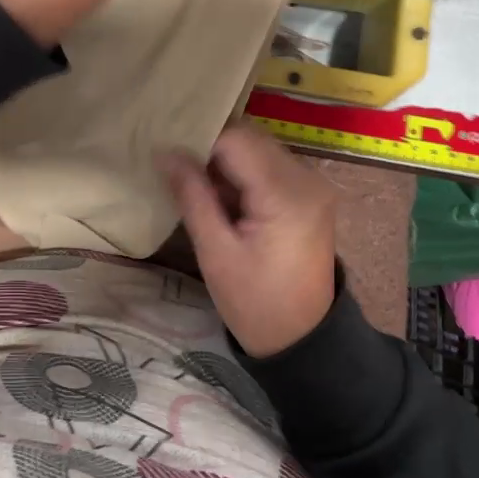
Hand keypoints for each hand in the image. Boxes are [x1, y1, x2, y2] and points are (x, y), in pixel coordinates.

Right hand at [160, 124, 338, 357]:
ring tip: (195, 182)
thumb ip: (192, 196)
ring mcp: (312, 184)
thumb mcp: (215, 252)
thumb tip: (165, 152)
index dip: (199, 139)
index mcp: (285, 193)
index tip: (167, 152)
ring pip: (259, 148)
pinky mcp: (310, 194)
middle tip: (176, 166)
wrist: (303, 339)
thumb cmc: (254, 302)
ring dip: (226, 159)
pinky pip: (270, 165)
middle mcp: (307, 178)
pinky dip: (243, 171)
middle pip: (250, 137)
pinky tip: (221, 194)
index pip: (236, 139)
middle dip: (211, 147)